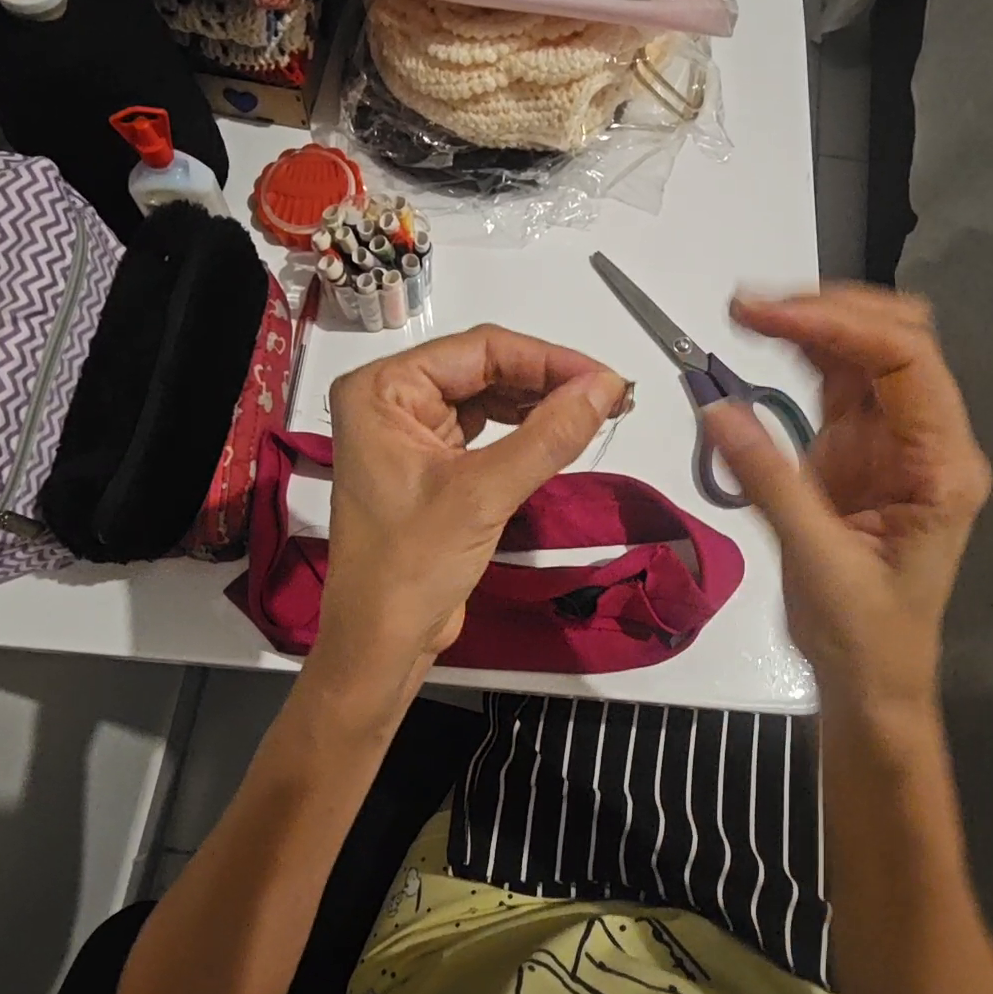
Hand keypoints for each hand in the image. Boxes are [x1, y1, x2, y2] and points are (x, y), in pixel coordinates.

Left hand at [312, 324, 630, 696]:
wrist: (381, 642)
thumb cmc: (413, 566)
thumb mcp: (484, 494)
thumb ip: (548, 435)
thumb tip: (608, 386)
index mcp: (381, 389)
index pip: (477, 350)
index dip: (547, 360)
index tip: (606, 378)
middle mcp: (390, 400)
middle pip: (482, 369)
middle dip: (546, 381)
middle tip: (611, 396)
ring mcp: (409, 432)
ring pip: (486, 398)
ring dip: (538, 405)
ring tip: (596, 411)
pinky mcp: (429, 463)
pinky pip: (483, 431)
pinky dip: (522, 432)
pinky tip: (560, 432)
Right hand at [702, 287, 989, 712]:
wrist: (870, 675)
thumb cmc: (862, 631)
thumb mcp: (814, 558)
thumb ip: (768, 478)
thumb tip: (714, 408)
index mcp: (942, 464)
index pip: (905, 362)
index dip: (838, 326)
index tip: (764, 318)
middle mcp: (926, 439)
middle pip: (897, 340)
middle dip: (830, 309)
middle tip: (752, 307)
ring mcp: (890, 442)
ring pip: (867, 353)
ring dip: (814, 324)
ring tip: (749, 314)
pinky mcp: (855, 450)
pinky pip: (836, 384)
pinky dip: (801, 356)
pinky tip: (764, 345)